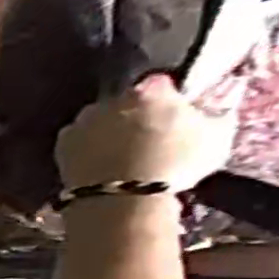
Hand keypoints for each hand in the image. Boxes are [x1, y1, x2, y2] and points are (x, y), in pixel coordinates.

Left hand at [55, 74, 235, 194]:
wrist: (120, 195)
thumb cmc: (176, 162)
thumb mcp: (217, 135)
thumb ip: (216, 111)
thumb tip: (217, 99)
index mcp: (149, 92)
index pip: (160, 82)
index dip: (168, 94)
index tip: (174, 108)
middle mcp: (109, 101)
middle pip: (125, 100)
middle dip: (136, 111)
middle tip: (149, 131)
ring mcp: (80, 122)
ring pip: (99, 118)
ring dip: (109, 127)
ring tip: (123, 148)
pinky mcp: (61, 143)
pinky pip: (78, 137)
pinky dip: (88, 143)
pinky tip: (100, 157)